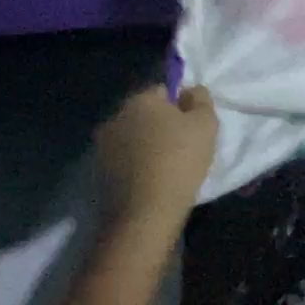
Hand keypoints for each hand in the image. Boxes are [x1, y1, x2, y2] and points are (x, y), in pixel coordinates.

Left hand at [94, 84, 219, 228]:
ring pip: (132, 137)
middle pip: (144, 113)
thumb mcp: (206, 122)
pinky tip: (150, 179)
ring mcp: (102, 148)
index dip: (180, 105)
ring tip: (166, 165)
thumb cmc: (180, 160)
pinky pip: (123, 160)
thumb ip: (200, 98)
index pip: (163, 90)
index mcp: (139, 100)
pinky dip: (135, 164)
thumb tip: (189, 91)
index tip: (191, 125)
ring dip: (146, 144)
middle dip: (160, 123)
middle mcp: (115, 118)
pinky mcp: (97, 175)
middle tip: (181, 144)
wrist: (145, 215)